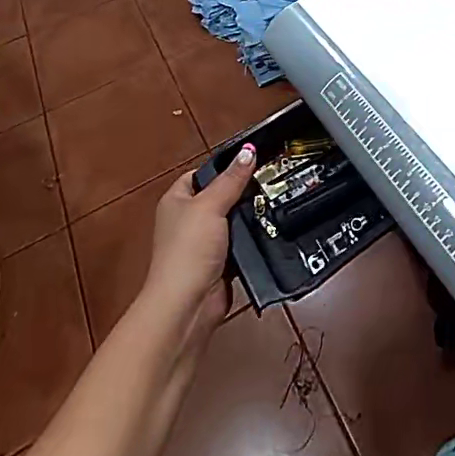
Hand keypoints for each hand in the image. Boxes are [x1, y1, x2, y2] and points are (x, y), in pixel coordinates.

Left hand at [142, 142, 257, 330]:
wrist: (188, 305)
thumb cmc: (189, 249)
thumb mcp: (210, 206)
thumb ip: (232, 179)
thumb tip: (249, 150)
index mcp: (177, 200)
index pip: (202, 173)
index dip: (224, 166)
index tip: (252, 160)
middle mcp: (188, 220)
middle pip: (221, 196)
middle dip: (243, 191)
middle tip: (271, 179)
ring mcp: (205, 243)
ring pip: (234, 222)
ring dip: (250, 217)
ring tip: (277, 201)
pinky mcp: (221, 264)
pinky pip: (241, 245)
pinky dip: (253, 240)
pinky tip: (272, 230)